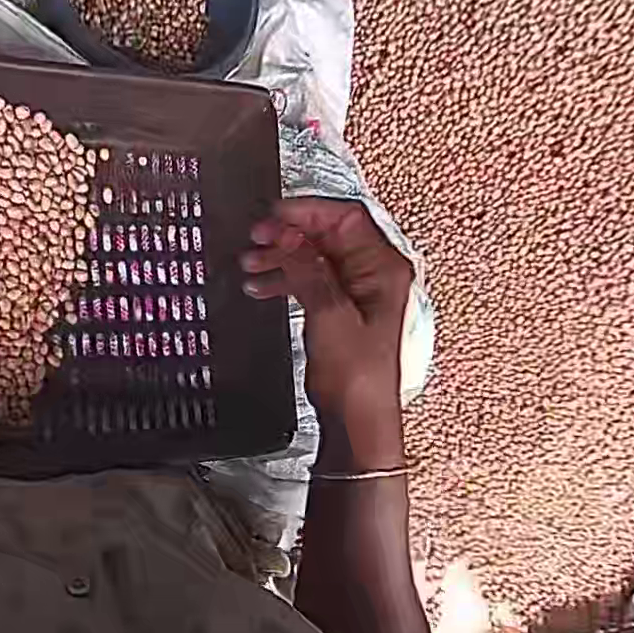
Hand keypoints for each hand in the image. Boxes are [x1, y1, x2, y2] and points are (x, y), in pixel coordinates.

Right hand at [242, 198, 411, 467]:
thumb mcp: (328, 315)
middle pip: (329, 236)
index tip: (272, 216)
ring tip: (250, 264)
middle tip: (256, 239)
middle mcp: (374, 275)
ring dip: (283, 258)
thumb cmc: (355, 376)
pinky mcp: (342, 311)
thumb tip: (287, 235)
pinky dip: (287, 280)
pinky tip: (262, 286)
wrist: (357, 420)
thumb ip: (308, 269)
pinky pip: (312, 281)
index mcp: (382, 269)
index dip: (307, 212)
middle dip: (290, 235)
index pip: (346, 219)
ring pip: (316, 258)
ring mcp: (358, 293)